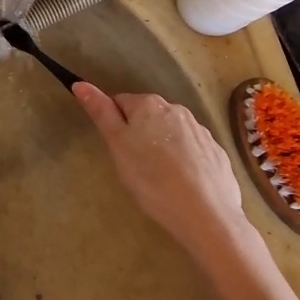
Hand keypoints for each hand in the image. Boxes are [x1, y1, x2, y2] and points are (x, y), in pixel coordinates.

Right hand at [73, 82, 245, 254]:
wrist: (206, 216)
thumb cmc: (151, 179)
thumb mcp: (117, 145)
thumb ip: (100, 112)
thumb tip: (80, 84)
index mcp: (149, 105)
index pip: (120, 103)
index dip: (114, 126)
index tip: (118, 151)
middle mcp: (177, 110)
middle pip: (148, 117)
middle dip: (139, 135)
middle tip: (135, 166)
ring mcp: (201, 132)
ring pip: (171, 133)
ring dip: (162, 147)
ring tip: (159, 178)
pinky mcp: (218, 154)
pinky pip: (193, 151)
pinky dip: (185, 162)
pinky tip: (183, 185)